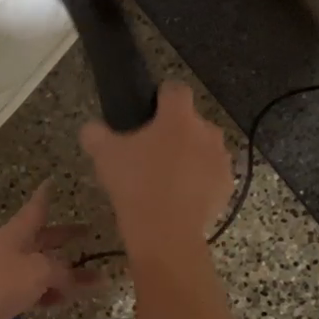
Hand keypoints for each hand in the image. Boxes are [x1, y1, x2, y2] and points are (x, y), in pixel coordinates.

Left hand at [0, 182, 100, 318]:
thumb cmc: (1, 283)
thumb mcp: (39, 270)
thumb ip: (62, 271)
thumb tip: (73, 278)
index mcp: (17, 233)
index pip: (34, 209)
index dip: (44, 196)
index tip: (51, 181)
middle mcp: (11, 249)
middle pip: (42, 239)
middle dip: (65, 236)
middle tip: (89, 231)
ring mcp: (6, 273)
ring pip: (42, 268)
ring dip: (67, 273)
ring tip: (98, 280)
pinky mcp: (3, 297)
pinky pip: (34, 290)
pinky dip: (50, 293)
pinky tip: (65, 301)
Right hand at [79, 82, 234, 252]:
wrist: (165, 229)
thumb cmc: (135, 183)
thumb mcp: (103, 155)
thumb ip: (95, 134)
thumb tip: (92, 128)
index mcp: (177, 118)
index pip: (174, 89)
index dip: (160, 97)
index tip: (147, 112)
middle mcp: (206, 131)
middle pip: (190, 122)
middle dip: (173, 132)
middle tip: (148, 153)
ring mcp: (220, 159)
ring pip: (202, 148)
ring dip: (188, 156)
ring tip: (164, 178)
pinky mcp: (227, 184)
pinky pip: (211, 174)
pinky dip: (198, 180)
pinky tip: (178, 196)